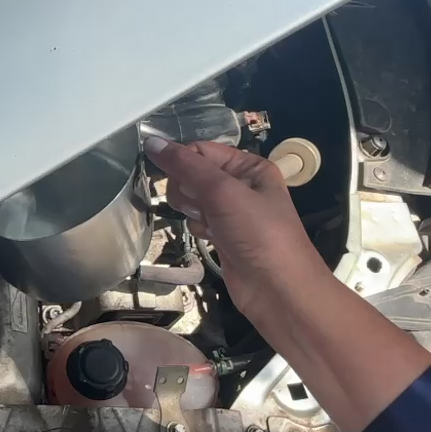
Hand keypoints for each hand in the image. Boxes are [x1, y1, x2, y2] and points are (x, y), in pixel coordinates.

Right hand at [142, 136, 328, 323]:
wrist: (278, 289)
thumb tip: (152, 142)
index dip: (183, 162)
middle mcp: (241, 185)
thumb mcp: (223, 192)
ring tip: (210, 224)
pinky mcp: (222, 234)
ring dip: (193, 211)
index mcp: (249, 166)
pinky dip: (198, 228)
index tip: (175, 180)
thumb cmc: (258, 234)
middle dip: (188, 190)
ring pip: (191, 199)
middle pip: (192, 174)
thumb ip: (186, 166)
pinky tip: (211, 238)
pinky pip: (197, 220)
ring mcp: (231, 212)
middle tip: (202, 206)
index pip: (201, 150)